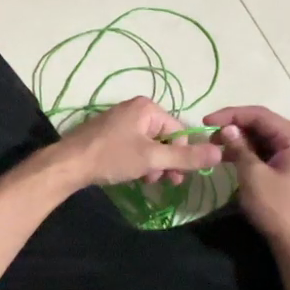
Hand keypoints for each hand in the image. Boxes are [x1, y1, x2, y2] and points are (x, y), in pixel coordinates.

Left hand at [56, 97, 222, 187]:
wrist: (69, 164)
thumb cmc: (112, 157)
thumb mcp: (152, 158)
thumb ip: (186, 157)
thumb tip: (220, 153)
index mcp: (148, 107)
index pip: (180, 131)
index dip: (182, 156)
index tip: (176, 178)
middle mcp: (135, 108)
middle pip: (165, 137)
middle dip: (166, 161)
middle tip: (162, 182)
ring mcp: (120, 119)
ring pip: (150, 144)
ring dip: (153, 164)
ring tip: (145, 180)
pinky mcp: (109, 132)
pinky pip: (134, 145)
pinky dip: (138, 161)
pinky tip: (132, 175)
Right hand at [203, 106, 289, 241]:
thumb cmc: (278, 209)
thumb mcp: (254, 176)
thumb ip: (240, 148)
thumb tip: (226, 128)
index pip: (261, 115)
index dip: (231, 115)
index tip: (205, 121)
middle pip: (263, 124)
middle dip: (235, 127)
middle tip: (209, 136)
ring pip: (263, 137)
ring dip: (240, 140)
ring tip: (215, 147)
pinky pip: (267, 151)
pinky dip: (248, 152)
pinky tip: (229, 157)